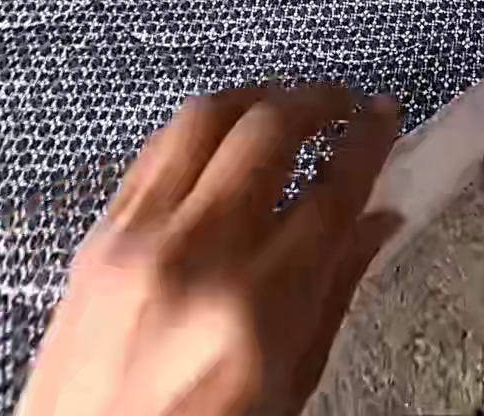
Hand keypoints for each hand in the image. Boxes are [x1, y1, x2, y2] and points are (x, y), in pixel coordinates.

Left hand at [17, 85, 402, 415]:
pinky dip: (200, 126)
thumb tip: (382, 215)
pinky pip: (157, 145)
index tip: (385, 111)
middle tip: (341, 101)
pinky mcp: (99, 227)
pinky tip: (222, 134)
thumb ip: (336, 290)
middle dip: (315, 100)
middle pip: (265, 131)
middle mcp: (197, 251)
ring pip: (204, 117)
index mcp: (256, 309)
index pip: (330, 194)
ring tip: (284, 103)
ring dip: (254, 96)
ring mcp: (138, 232)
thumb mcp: (289, 389)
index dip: (367, 141)